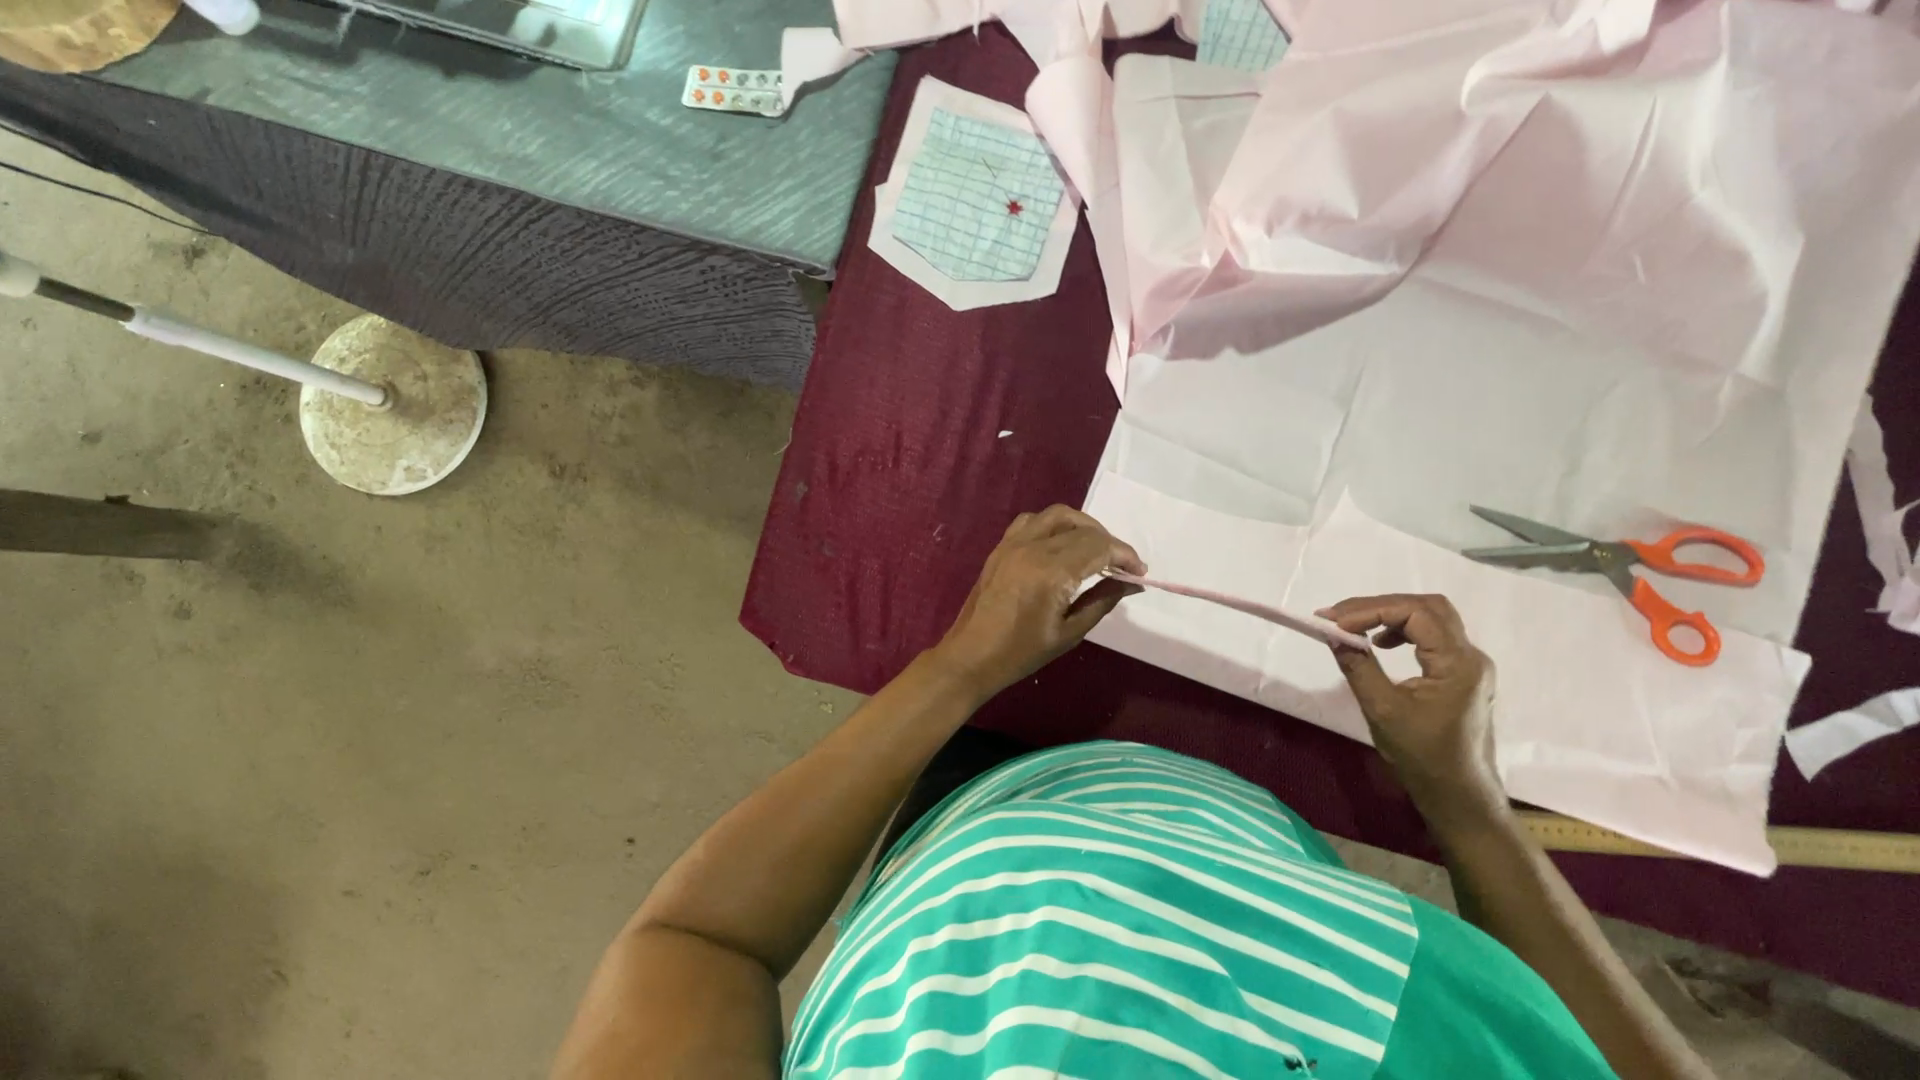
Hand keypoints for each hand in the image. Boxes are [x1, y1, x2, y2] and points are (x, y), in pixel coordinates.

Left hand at [928, 506, 1145, 700]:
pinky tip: (1062, 543)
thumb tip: (1132, 583)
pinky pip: (1032, 521)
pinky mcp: (1001, 547)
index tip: (1139, 572)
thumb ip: (1102, 601)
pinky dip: (1054, 524)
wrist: (971, 656)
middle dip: (1109, 542)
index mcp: (1052, 572)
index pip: (1099, 546)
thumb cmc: (1021, 652)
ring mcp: (1013, 544)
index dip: (1125, 555)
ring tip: (1096, 548)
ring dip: (1083, 526)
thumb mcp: (1069, 632)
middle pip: (1083, 528)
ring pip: (1058, 515)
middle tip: (1121, 565)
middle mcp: (1033, 548)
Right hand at [1320, 594, 1507, 829]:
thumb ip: (1358, 667)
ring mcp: (1469, 665)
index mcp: (1458, 663)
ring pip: (1432, 619)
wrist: (1458, 794)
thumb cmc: (1422, 756)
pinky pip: (1433, 637)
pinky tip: (1381, 644)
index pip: (1416, 613)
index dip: (1372, 610)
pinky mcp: (1461, 675)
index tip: (1334, 622)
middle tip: (1340, 617)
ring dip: (1391, 615)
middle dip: (1380, 606)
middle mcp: (1470, 656)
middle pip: (1428, 607)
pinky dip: (1403, 631)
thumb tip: (1333, 635)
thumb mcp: (1381, 710)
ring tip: (1355, 628)